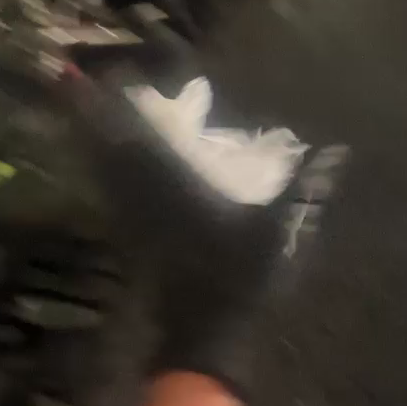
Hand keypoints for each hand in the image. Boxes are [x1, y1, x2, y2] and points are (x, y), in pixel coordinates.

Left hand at [70, 73, 345, 400]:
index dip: (119, 102)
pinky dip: (100, 163)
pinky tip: (100, 157)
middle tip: (68, 73)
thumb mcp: (280, 232)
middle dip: (90, 109)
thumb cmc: (241, 281)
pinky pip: (108, 187)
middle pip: (110, 146)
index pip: (142, 136)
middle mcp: (146, 198)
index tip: (103, 68)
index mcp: (180, 189)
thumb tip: (338, 152)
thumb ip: (305, 189)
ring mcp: (134, 219)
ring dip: (88, 134)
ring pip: (103, 167)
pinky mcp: (132, 237)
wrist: (203, 337)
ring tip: (75, 103)